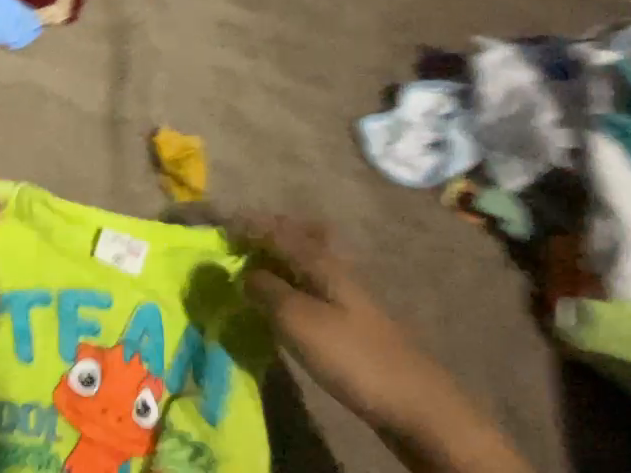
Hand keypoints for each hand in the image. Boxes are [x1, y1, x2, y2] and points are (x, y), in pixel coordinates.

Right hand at [230, 214, 532, 472]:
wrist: (419, 407)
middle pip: (295, 236)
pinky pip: (308, 285)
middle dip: (265, 231)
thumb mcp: (295, 319)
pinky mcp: (349, 322)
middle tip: (233, 238)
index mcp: (319, 261)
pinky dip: (286, 281)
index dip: (242, 224)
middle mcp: (333, 269)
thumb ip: (263, 288)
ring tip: (246, 266)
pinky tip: (275, 298)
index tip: (212, 225)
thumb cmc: (351, 355)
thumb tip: (242, 272)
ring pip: (302, 261)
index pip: (274, 228)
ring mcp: (345, 295)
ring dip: (274, 257)